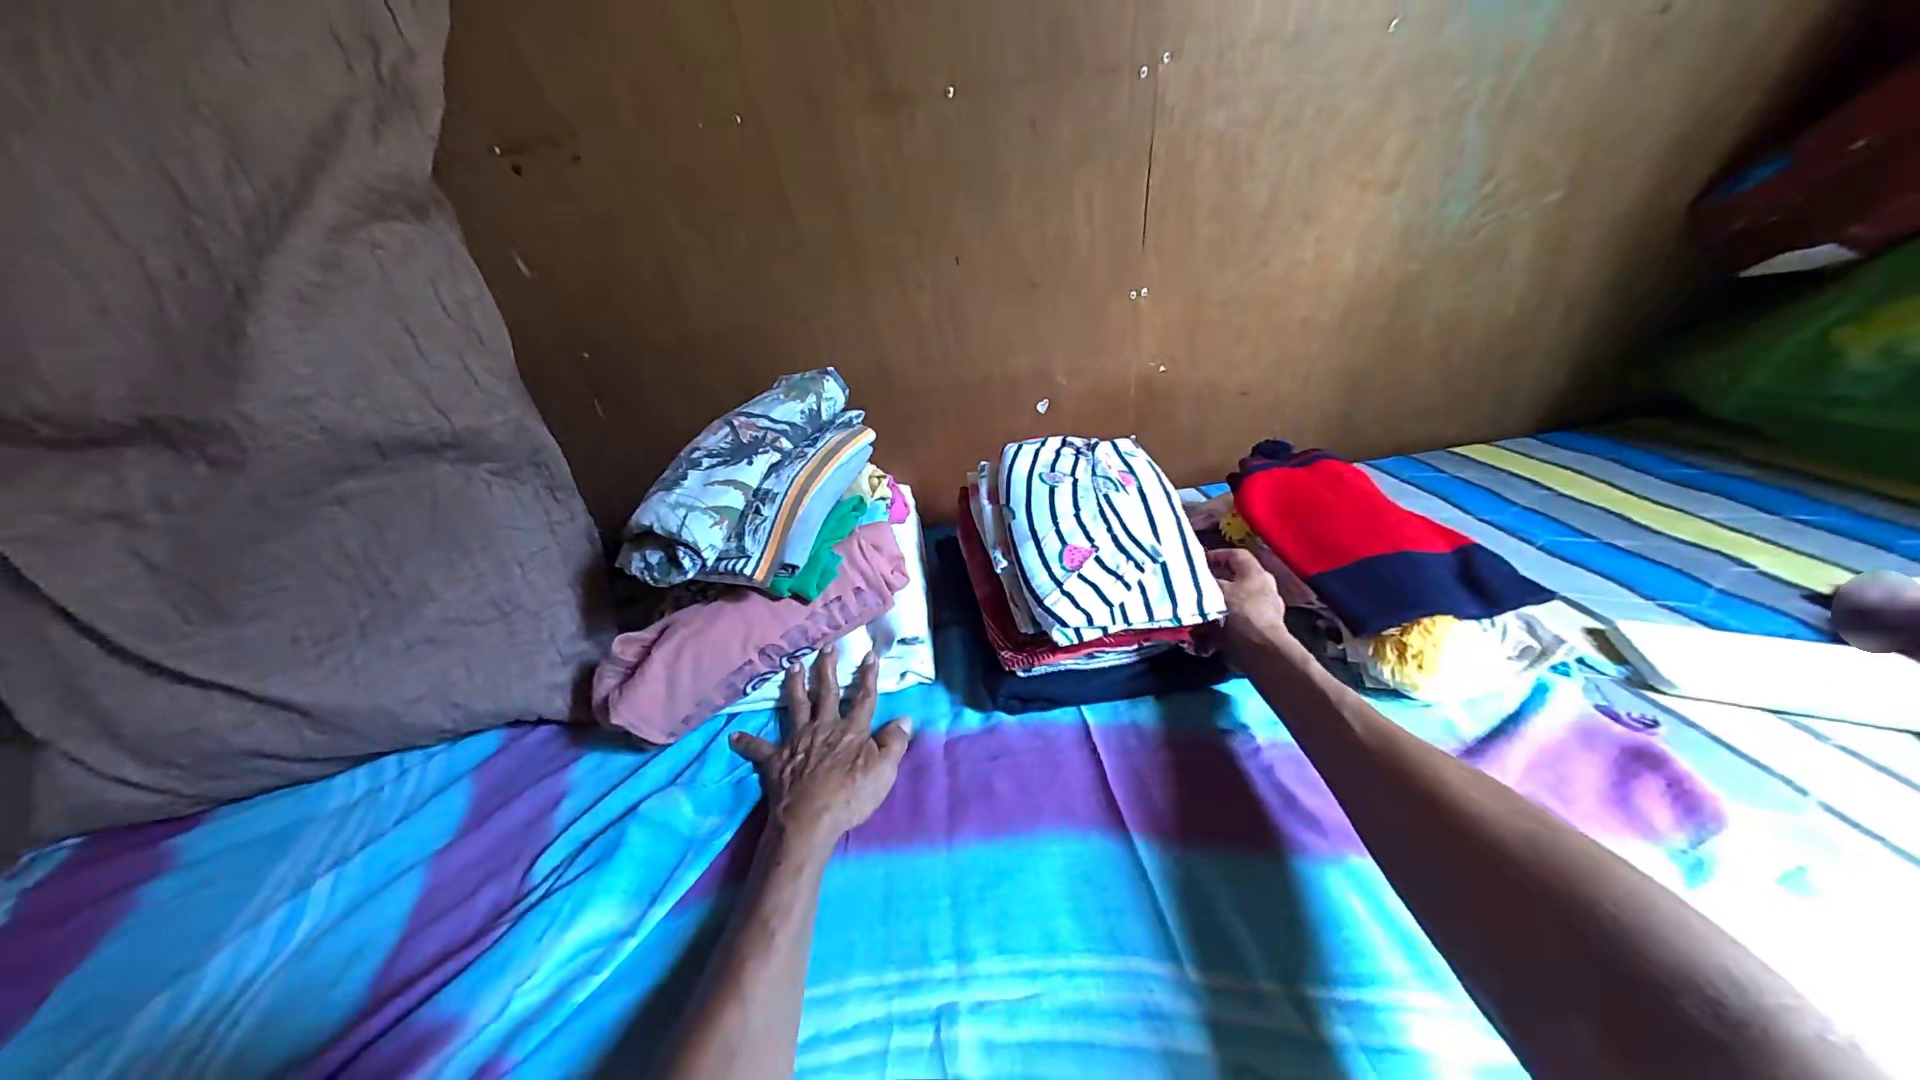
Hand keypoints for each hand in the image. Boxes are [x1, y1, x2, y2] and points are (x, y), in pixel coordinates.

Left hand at [730, 644, 912, 848]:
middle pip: (826, 692)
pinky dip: (746, 742)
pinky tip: (733, 736)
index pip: (863, 697)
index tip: (869, 654)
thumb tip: (904, 718)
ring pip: (795, 705)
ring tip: (792, 666)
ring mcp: (797, 740)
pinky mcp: (775, 760)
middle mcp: (823, 727)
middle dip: (827, 668)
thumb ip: (894, 742)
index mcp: (850, 730)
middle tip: (827, 647)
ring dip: (794, 685)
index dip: (868, 676)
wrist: (809, 820)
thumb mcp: (884, 771)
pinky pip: (758, 748)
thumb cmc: (850, 796)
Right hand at [1205, 548, 1291, 658]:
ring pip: (1233, 603)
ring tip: (1197, 615)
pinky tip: (1205, 638)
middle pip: (1235, 580)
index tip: (1198, 562)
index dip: (1216, 555)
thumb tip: (1195, 578)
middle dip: (1213, 585)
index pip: (1236, 555)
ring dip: (1215, 608)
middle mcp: (1264, 588)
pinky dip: (1221, 628)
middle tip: (1196, 588)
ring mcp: (1264, 610)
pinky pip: (1236, 622)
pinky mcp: (1261, 629)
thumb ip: (1205, 582)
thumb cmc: (1240, 615)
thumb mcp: (1217, 593)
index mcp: (1256, 574)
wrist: (1262, 651)